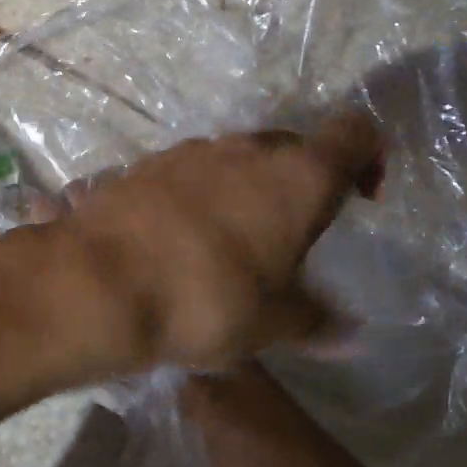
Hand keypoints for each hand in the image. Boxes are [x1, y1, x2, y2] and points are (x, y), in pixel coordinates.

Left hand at [44, 112, 381, 372]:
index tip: (361, 197)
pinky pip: (191, 171)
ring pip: (237, 157)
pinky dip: (202, 195)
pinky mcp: (145, 164)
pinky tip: (187, 239)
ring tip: (238, 244)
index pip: (352, 133)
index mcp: (294, 176)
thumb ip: (316, 321)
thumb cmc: (205, 299)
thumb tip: (349, 332)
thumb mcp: (272, 324)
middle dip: (302, 182)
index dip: (367, 155)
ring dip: (248, 188)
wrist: (99, 280)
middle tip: (297, 236)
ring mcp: (190, 151)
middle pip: (291, 146)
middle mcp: (245, 148)